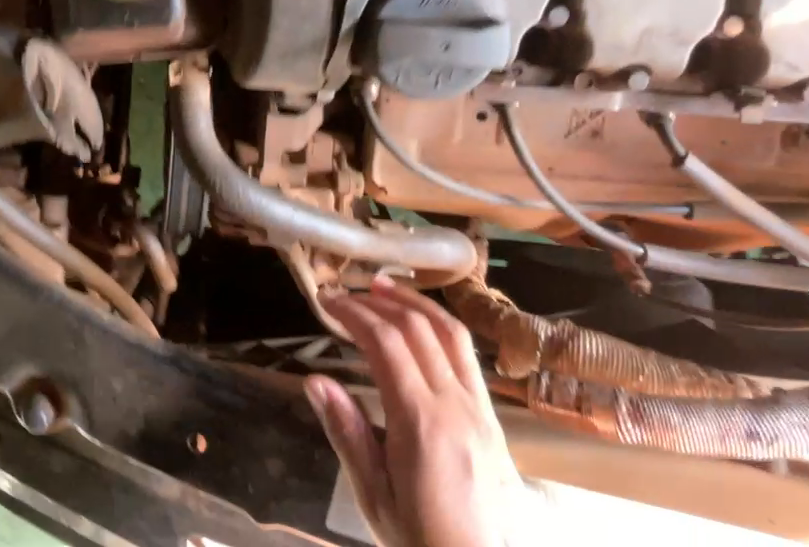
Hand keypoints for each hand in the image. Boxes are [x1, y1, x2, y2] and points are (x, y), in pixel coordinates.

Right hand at [308, 275, 521, 546]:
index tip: (325, 302)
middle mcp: (455, 406)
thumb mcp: (373, 496)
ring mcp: (481, 410)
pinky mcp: (494, 420)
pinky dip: (440, 326)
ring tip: (383, 287)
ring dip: (414, 303)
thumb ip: (346, 433)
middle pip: (417, 329)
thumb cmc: (420, 538)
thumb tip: (314, 379)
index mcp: (421, 422)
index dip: (353, 313)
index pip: (385, 343)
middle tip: (343, 293)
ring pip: (451, 334)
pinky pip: (468, 356)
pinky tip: (420, 324)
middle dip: (376, 301)